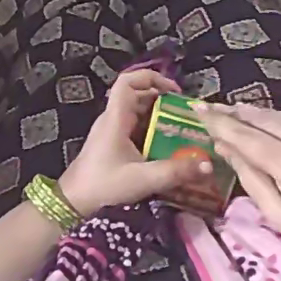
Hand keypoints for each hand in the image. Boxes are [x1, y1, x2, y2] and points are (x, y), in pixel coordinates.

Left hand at [57, 69, 212, 213]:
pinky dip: (152, 131)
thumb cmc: (103, 185)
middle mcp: (113, 119)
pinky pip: (135, 127)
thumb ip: (175, 171)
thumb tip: (207, 165)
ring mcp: (112, 131)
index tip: (174, 92)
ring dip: (159, 116)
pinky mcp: (113, 144)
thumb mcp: (142, 179)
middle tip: (186, 114)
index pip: (128, 81)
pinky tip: (167, 146)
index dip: (151, 78)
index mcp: (116, 118)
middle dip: (162, 100)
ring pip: (137, 112)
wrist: (73, 202)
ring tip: (182, 129)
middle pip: (137, 95)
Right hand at [195, 102, 280, 270]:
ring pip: (276, 115)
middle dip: (230, 112)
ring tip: (222, 110)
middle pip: (261, 119)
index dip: (220, 123)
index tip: (197, 111)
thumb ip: (251, 179)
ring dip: (248, 111)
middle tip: (203, 107)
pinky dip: (268, 116)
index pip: (247, 137)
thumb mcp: (280, 217)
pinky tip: (253, 117)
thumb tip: (225, 149)